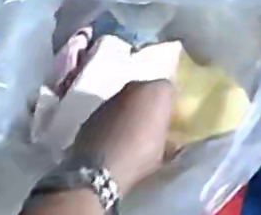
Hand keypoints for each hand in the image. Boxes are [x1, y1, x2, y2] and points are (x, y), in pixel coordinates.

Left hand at [72, 80, 173, 194]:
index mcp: (159, 90)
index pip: (169, 93)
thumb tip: (169, 142)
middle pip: (145, 94)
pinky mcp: (91, 115)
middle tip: (147, 130)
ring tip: (126, 139)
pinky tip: (110, 145)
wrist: (98, 173)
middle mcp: (136, 87)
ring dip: (127, 116)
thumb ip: (168, 139)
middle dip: (146, 108)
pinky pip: (107, 117)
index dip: (167, 109)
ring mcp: (111, 100)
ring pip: (125, 104)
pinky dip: (110, 126)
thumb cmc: (139, 155)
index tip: (165, 125)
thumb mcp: (163, 150)